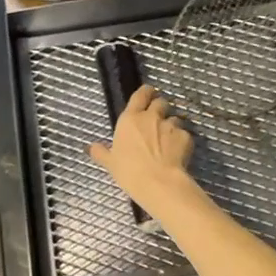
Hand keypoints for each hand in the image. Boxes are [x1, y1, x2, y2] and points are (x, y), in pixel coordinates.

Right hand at [88, 86, 196, 212]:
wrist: (159, 182)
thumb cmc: (129, 171)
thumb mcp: (110, 163)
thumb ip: (101, 152)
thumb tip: (90, 147)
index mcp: (130, 119)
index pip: (141, 94)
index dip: (146, 92)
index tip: (148, 94)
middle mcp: (151, 117)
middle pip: (160, 102)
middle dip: (160, 108)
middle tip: (157, 120)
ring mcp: (170, 126)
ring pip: (174, 118)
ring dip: (171, 125)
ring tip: (168, 139)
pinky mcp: (185, 137)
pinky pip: (184, 134)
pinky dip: (181, 140)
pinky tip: (177, 152)